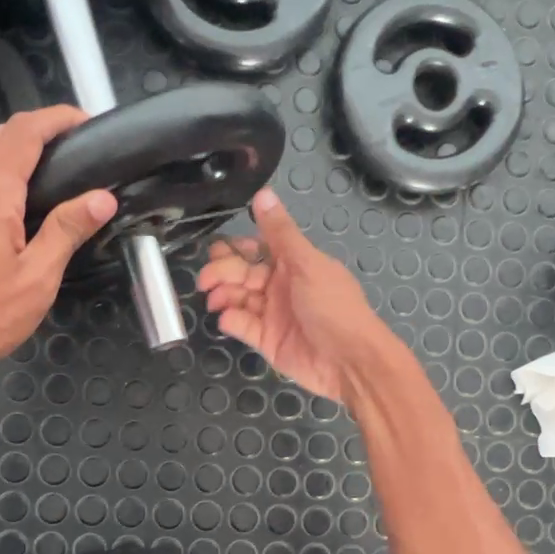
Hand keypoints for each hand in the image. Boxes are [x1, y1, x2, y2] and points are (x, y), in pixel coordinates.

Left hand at [0, 106, 116, 413]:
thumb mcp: (37, 278)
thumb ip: (67, 231)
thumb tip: (100, 198)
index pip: (26, 132)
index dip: (58, 118)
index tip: (86, 122)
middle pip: (2, 137)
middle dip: (40, 129)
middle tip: (76, 145)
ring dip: (18, 151)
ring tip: (55, 171)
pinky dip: (2, 175)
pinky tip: (20, 204)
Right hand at [197, 188, 394, 403]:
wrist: (348, 360)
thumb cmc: (333, 307)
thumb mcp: (306, 263)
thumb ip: (279, 232)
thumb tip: (263, 193)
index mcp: (294, 264)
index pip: (258, 249)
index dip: (236, 249)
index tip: (216, 250)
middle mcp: (281, 287)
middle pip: (243, 274)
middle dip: (222, 273)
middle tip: (206, 279)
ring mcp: (273, 315)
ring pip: (240, 299)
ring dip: (223, 296)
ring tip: (213, 300)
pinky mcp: (267, 341)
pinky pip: (243, 327)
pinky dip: (232, 321)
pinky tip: (227, 319)